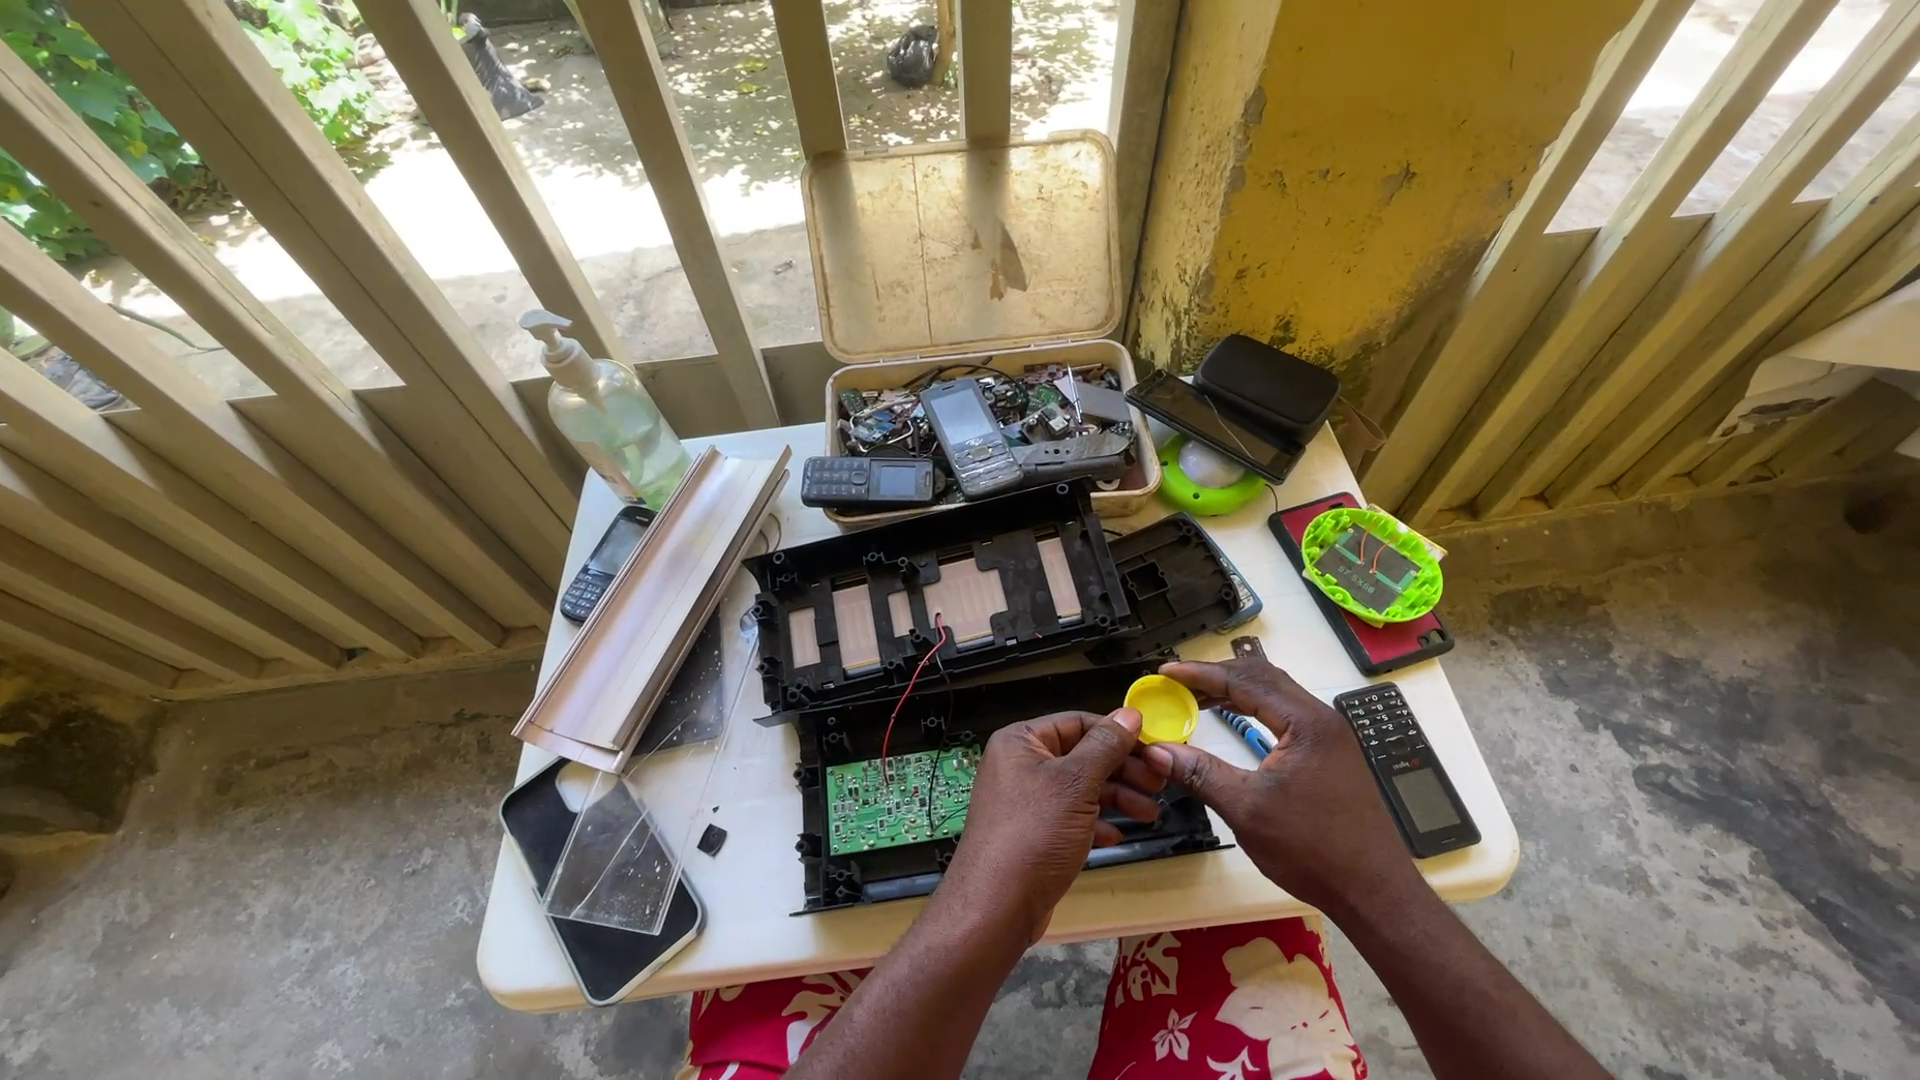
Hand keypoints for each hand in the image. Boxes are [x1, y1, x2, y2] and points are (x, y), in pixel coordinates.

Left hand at [938, 709, 1167, 942]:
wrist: (998, 906)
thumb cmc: (1035, 833)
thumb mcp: (1076, 783)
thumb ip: (1106, 746)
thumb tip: (1130, 714)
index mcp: (1020, 741)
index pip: (1077, 722)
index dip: (1117, 734)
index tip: (1154, 749)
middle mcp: (1020, 764)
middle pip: (1082, 756)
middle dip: (1123, 771)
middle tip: (1159, 784)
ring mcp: (1025, 801)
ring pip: (1080, 789)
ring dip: (1117, 798)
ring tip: (1150, 814)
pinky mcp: (1033, 833)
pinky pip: (1070, 817)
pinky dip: (1095, 823)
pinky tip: (1116, 837)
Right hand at [1146, 657, 1417, 915]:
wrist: (1374, 892)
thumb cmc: (1313, 850)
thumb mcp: (1246, 809)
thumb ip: (1200, 773)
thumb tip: (1155, 751)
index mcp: (1306, 723)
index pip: (1245, 681)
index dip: (1201, 674)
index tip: (1166, 672)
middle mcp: (1321, 719)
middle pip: (1262, 677)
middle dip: (1216, 675)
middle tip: (1177, 682)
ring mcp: (1328, 736)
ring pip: (1274, 694)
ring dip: (1234, 691)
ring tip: (1195, 697)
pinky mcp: (1328, 753)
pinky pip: (1283, 713)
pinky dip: (1251, 708)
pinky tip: (1231, 718)